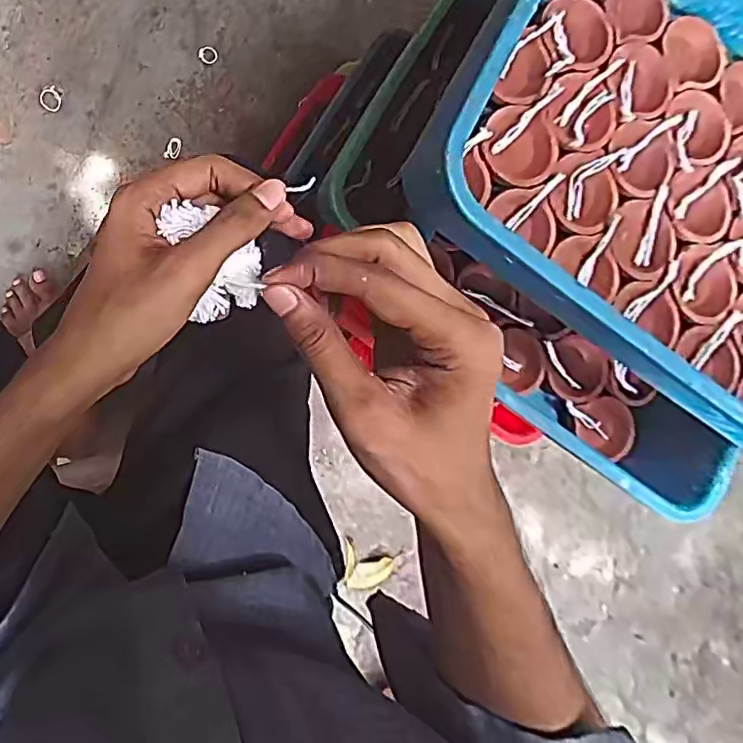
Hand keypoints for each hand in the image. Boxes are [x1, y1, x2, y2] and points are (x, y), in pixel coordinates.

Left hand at [38, 155, 313, 399]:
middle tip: (283, 223)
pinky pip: (194, 239)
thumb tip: (266, 196)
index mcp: (141, 198)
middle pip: (208, 189)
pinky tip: (238, 263)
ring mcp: (147, 232)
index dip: (249, 183)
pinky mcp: (154, 256)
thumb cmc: (119, 321)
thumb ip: (231, 227)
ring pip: (204, 215)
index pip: (208, 168)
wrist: (92, 360)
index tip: (278, 202)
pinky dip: (220, 248)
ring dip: (238, 228)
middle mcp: (141, 208)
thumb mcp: (187, 269)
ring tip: (268, 243)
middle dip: (249, 206)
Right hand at [260, 224, 504, 516]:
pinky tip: (323, 294)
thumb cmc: (418, 465)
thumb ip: (320, 344)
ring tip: (302, 281)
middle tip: (286, 276)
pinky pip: (388, 274)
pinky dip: (350, 275)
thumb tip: (281, 294)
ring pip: (392, 250)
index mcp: (460, 337)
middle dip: (331, 254)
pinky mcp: (430, 315)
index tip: (278, 278)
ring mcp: (450, 310)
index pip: (383, 280)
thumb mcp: (359, 410)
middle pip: (392, 248)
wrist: (451, 493)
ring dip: (342, 257)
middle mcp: (464, 313)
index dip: (324, 271)